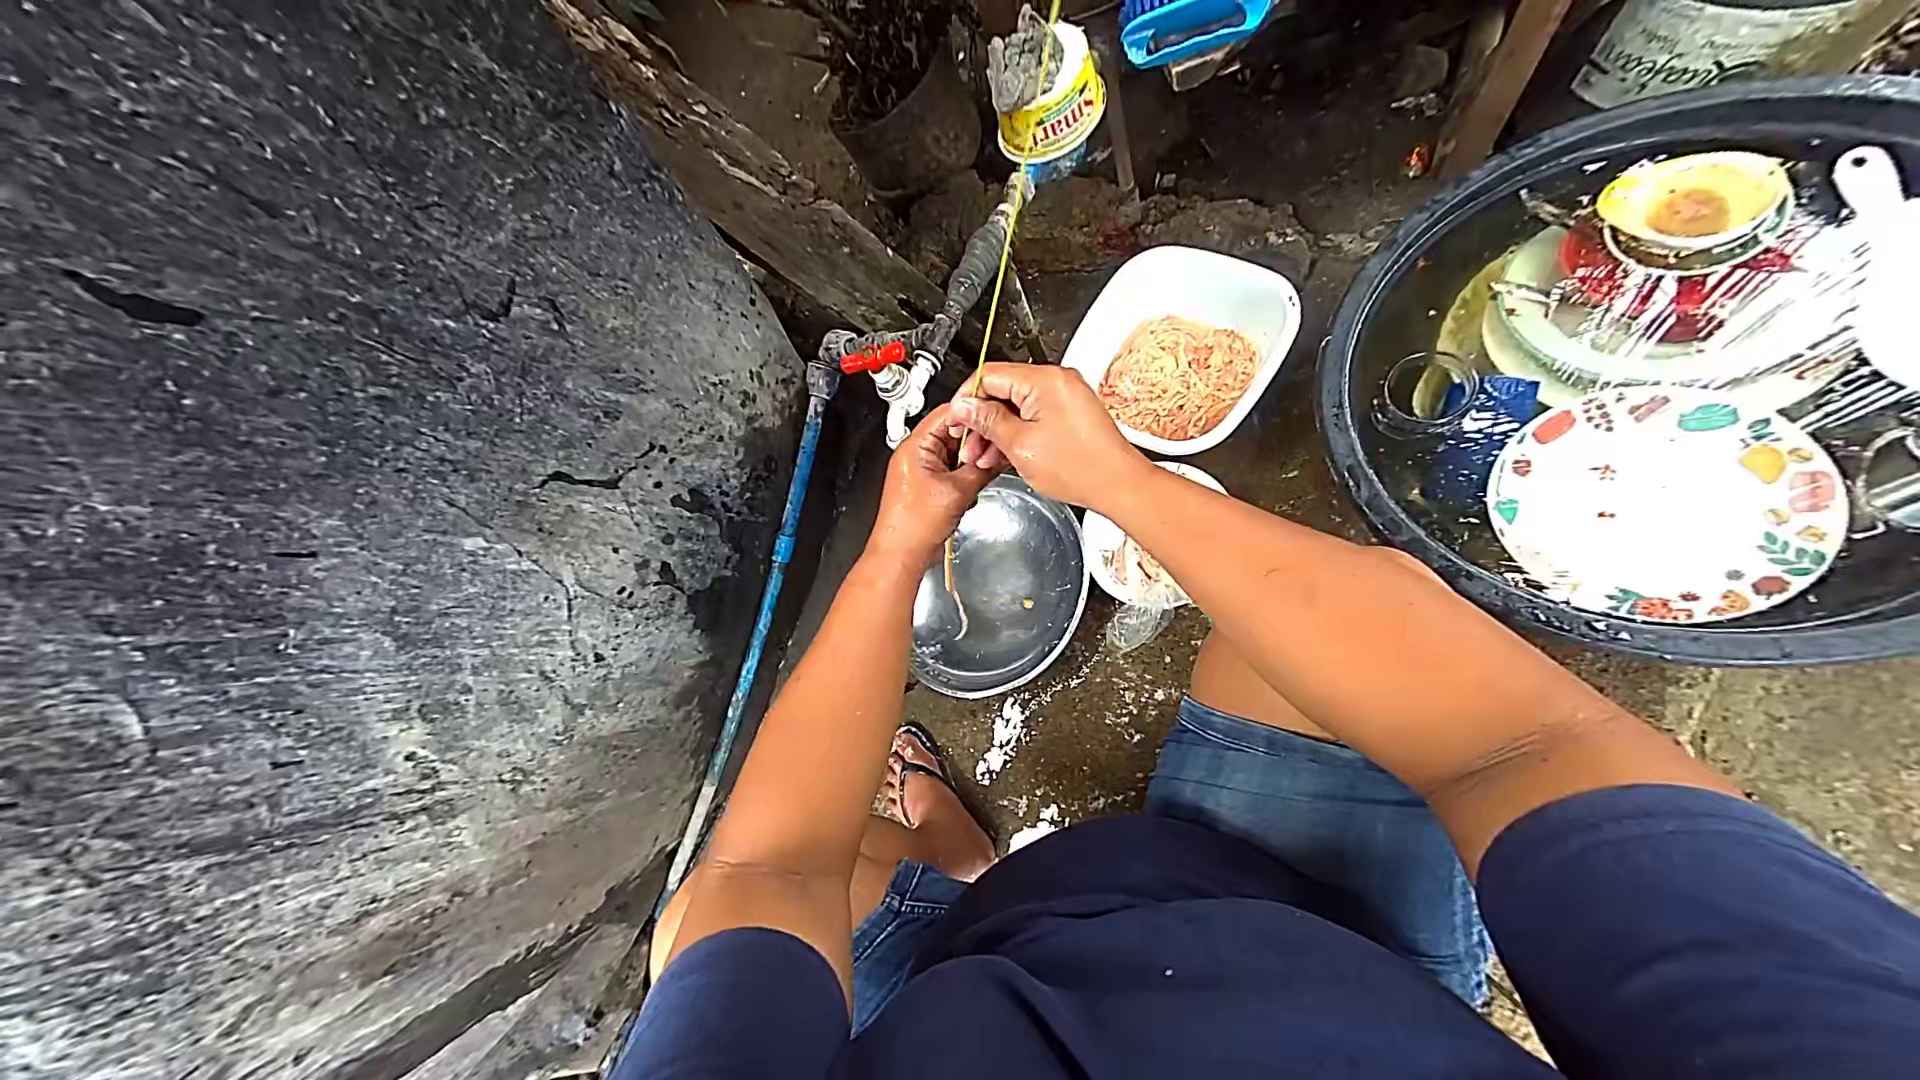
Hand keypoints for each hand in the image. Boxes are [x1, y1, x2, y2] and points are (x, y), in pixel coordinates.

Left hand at [866, 403, 999, 569]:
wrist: (901, 554)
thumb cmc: (912, 526)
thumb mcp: (958, 492)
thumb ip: (982, 470)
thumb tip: (1000, 456)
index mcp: (916, 446)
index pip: (949, 413)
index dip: (974, 413)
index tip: (995, 417)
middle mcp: (916, 454)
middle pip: (954, 433)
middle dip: (976, 442)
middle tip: (994, 451)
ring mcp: (922, 470)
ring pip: (955, 453)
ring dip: (971, 462)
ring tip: (984, 471)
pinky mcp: (928, 485)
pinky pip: (952, 471)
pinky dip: (965, 476)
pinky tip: (973, 487)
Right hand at [946, 363, 1147, 508]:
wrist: (1117, 484)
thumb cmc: (1081, 468)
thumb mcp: (1019, 445)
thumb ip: (987, 421)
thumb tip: (965, 407)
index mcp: (1044, 380)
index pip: (988, 375)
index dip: (967, 399)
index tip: (958, 419)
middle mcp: (1057, 380)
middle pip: (1003, 390)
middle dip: (982, 419)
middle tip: (969, 442)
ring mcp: (1065, 395)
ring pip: (1017, 404)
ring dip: (997, 429)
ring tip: (985, 455)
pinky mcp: (1070, 411)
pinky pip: (1034, 413)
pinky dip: (1017, 431)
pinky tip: (1006, 452)